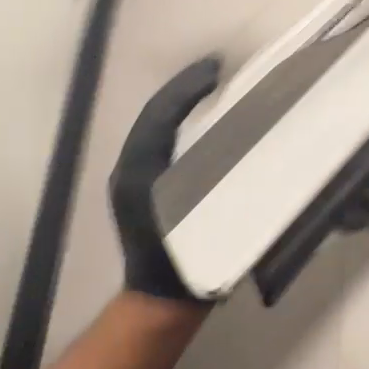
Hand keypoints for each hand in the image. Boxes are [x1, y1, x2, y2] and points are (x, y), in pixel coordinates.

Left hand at [110, 56, 220, 301]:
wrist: (162, 299)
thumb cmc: (186, 260)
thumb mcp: (206, 213)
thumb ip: (218, 173)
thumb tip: (237, 128)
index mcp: (142, 169)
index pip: (161, 113)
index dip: (187, 87)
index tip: (218, 68)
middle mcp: (131, 166)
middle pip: (156, 114)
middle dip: (184, 90)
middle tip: (218, 72)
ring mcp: (133, 177)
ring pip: (156, 126)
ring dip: (182, 104)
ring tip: (214, 89)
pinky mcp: (143, 187)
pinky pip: (161, 141)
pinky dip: (180, 123)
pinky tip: (208, 123)